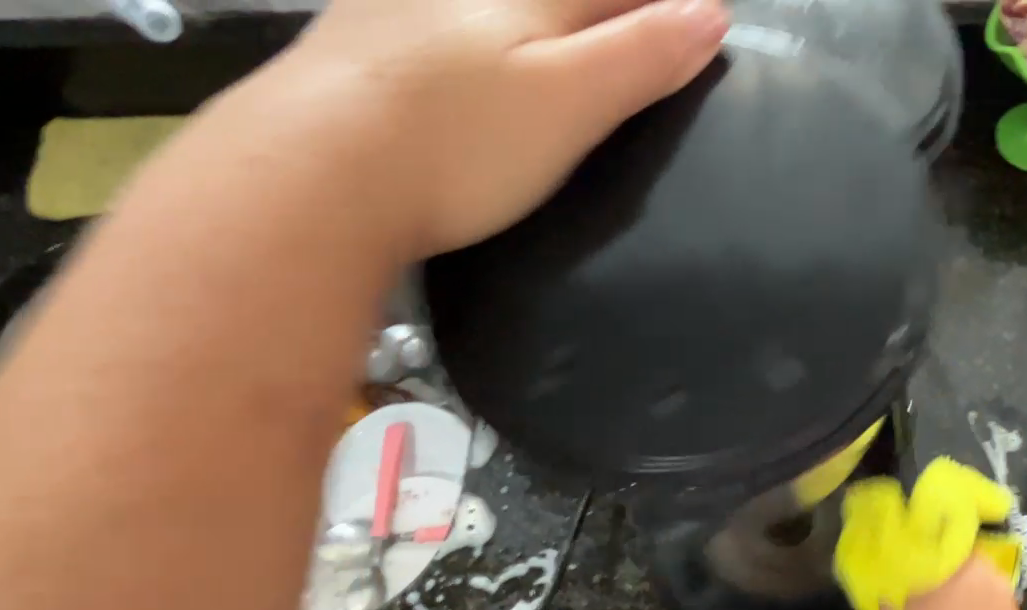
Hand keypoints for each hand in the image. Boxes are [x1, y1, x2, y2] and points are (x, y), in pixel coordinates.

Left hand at [271, 0, 728, 256]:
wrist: (314, 175)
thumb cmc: (462, 144)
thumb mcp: (571, 103)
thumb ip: (641, 57)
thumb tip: (712, 13)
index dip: (662, 8)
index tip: (699, 24)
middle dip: (612, 13)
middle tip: (645, 36)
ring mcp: (408, 6)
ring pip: (502, 7)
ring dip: (552, 23)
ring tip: (578, 44)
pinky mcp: (367, 37)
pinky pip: (448, 17)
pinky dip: (490, 29)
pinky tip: (483, 50)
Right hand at [881, 560, 1026, 609]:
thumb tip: (888, 599)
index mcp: (937, 576)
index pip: (918, 549)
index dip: (907, 556)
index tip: (897, 568)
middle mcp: (971, 570)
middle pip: (948, 555)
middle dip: (934, 565)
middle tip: (919, 587)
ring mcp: (998, 585)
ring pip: (969, 570)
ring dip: (956, 582)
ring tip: (942, 607)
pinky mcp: (1014, 602)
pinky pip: (986, 589)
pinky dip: (975, 598)